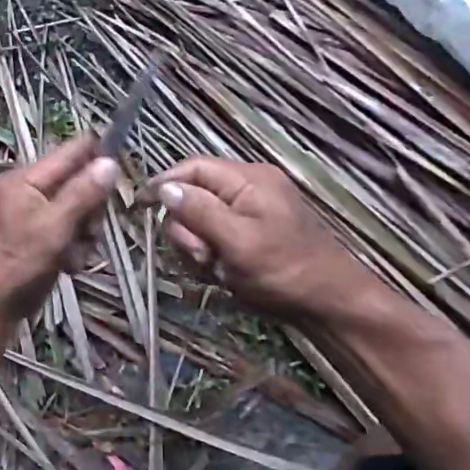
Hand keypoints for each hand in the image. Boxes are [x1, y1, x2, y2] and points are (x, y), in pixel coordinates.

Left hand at [0, 138, 120, 320]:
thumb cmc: (20, 263)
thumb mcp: (56, 225)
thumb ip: (84, 193)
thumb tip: (111, 162)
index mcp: (28, 178)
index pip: (73, 151)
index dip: (98, 159)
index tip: (117, 181)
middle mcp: (32, 190)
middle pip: (81, 182)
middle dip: (91, 209)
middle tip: (86, 230)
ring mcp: (37, 213)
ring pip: (81, 210)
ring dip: (85, 234)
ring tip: (73, 254)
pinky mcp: (43, 235)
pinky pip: (72, 230)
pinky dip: (75, 248)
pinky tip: (68, 264)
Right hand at [147, 158, 369, 320]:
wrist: (330, 302)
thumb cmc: (285, 270)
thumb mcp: (238, 241)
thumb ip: (200, 212)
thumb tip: (164, 189)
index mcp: (248, 179)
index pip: (192, 168)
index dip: (164, 185)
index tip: (139, 208)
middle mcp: (248, 187)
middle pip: (193, 195)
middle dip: (188, 229)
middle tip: (202, 257)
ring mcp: (251, 210)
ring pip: (200, 220)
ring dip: (199, 246)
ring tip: (217, 268)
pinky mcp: (251, 232)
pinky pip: (216, 235)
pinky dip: (212, 254)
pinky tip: (225, 273)